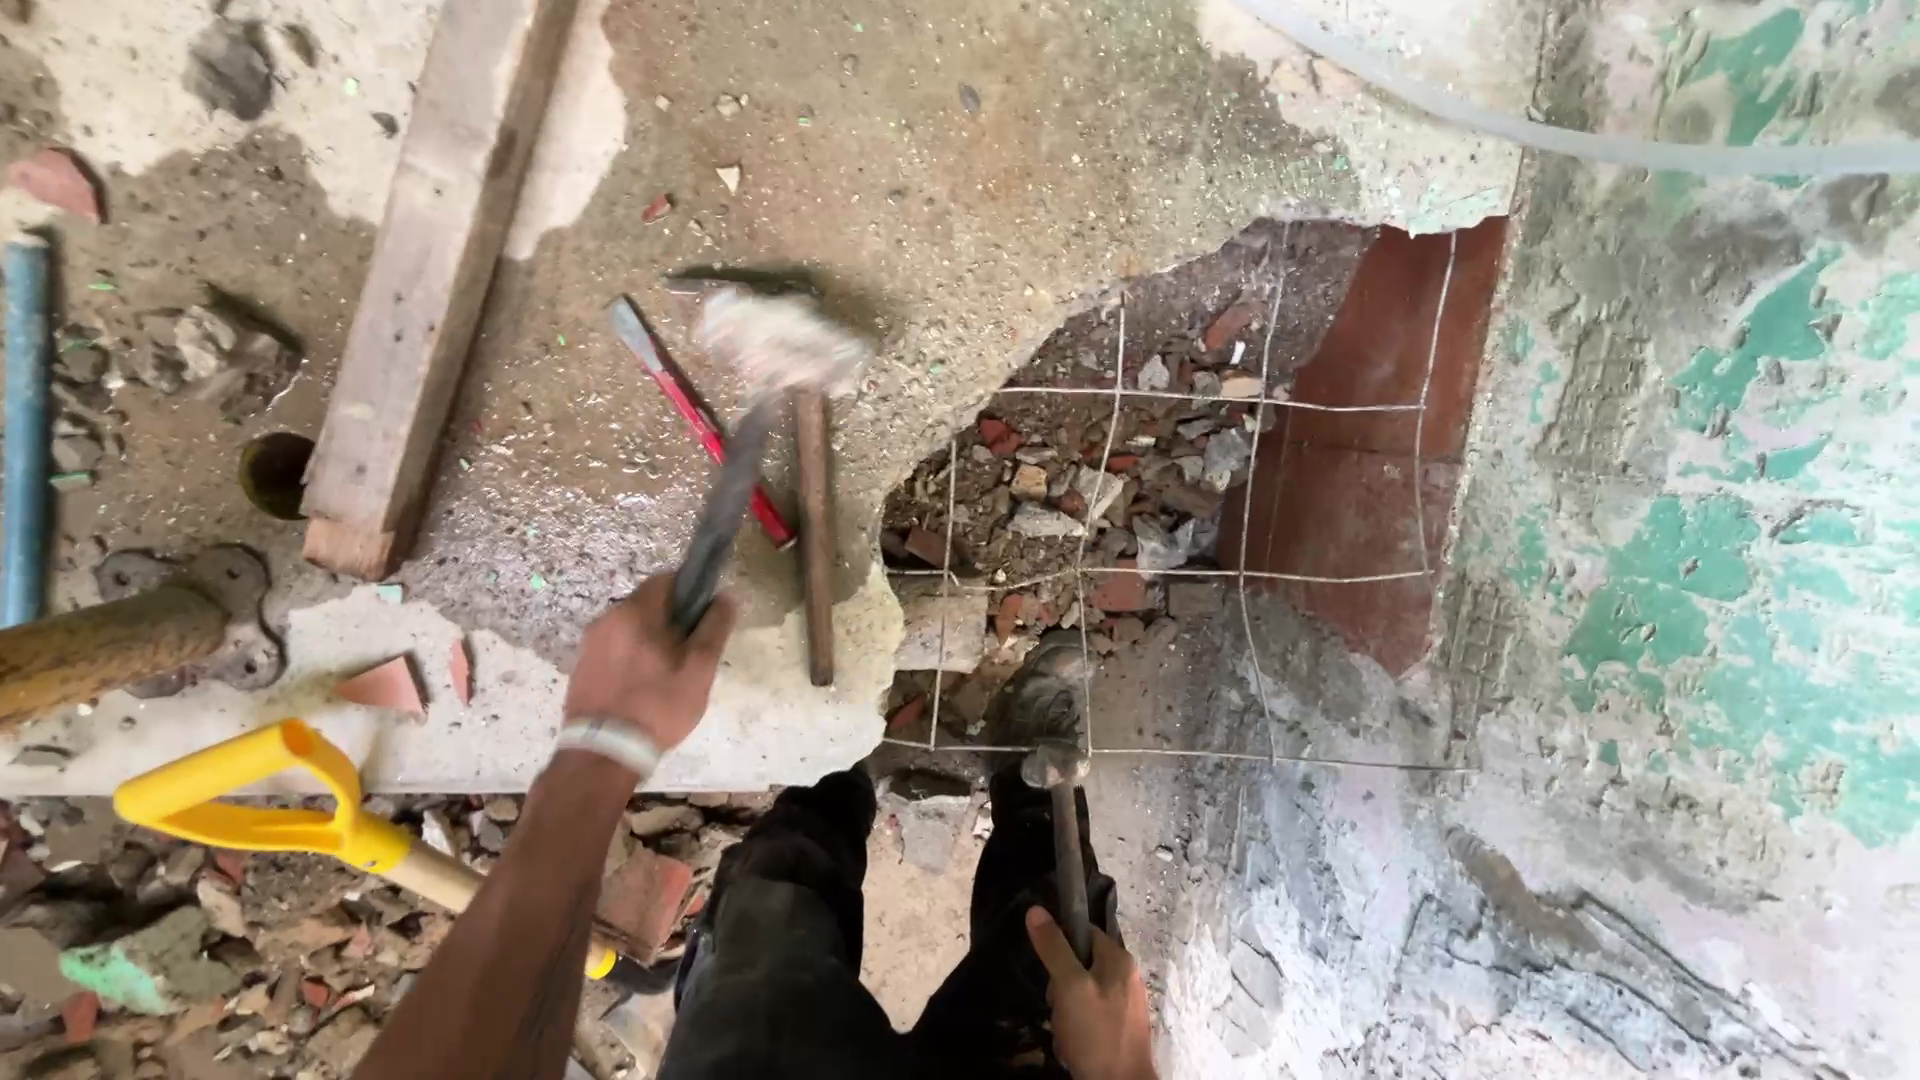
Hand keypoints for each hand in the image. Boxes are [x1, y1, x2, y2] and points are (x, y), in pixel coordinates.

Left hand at [564, 575, 737, 750]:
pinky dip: (633, 657)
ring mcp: (589, 645)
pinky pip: (615, 649)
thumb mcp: (699, 669)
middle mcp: (606, 620)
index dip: (691, 592)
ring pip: (631, 628)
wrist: (602, 754)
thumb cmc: (658, 706)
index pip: (666, 580)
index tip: (705, 619)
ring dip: (652, 640)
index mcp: (634, 612)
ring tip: (669, 674)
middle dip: (673, 621)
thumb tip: (725, 598)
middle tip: (692, 653)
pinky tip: (644, 687)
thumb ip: (714, 628)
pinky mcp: (581, 668)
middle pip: (648, 605)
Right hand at [1026, 906, 1156, 1079]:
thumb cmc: (1096, 1033)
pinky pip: (1091, 1018)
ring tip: (1066, 1033)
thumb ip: (1053, 947)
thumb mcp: (1069, 986)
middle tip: (1058, 1008)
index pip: (1084, 933)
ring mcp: (1126, 1005)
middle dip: (1061, 989)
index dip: (1062, 947)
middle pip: (1081, 965)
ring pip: (1082, 994)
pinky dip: (1078, 1030)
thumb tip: (1036, 909)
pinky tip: (1073, 1046)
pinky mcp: (1121, 1030)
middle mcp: (1127, 977)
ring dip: (1067, 1013)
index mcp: (1120, 959)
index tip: (1051, 972)